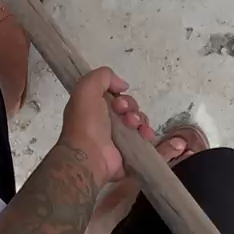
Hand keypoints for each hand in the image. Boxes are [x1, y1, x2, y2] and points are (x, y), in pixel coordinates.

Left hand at [58, 68, 155, 186]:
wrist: (90, 156)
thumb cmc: (86, 123)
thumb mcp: (86, 89)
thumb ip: (102, 76)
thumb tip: (122, 85)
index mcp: (93, 107)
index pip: (114, 95)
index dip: (119, 94)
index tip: (117, 100)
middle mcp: (105, 121)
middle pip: (128, 106)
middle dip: (130, 106)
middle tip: (124, 115)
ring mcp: (118, 137)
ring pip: (138, 120)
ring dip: (139, 119)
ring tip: (132, 126)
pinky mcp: (129, 150)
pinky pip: (144, 137)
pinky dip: (147, 133)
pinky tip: (144, 134)